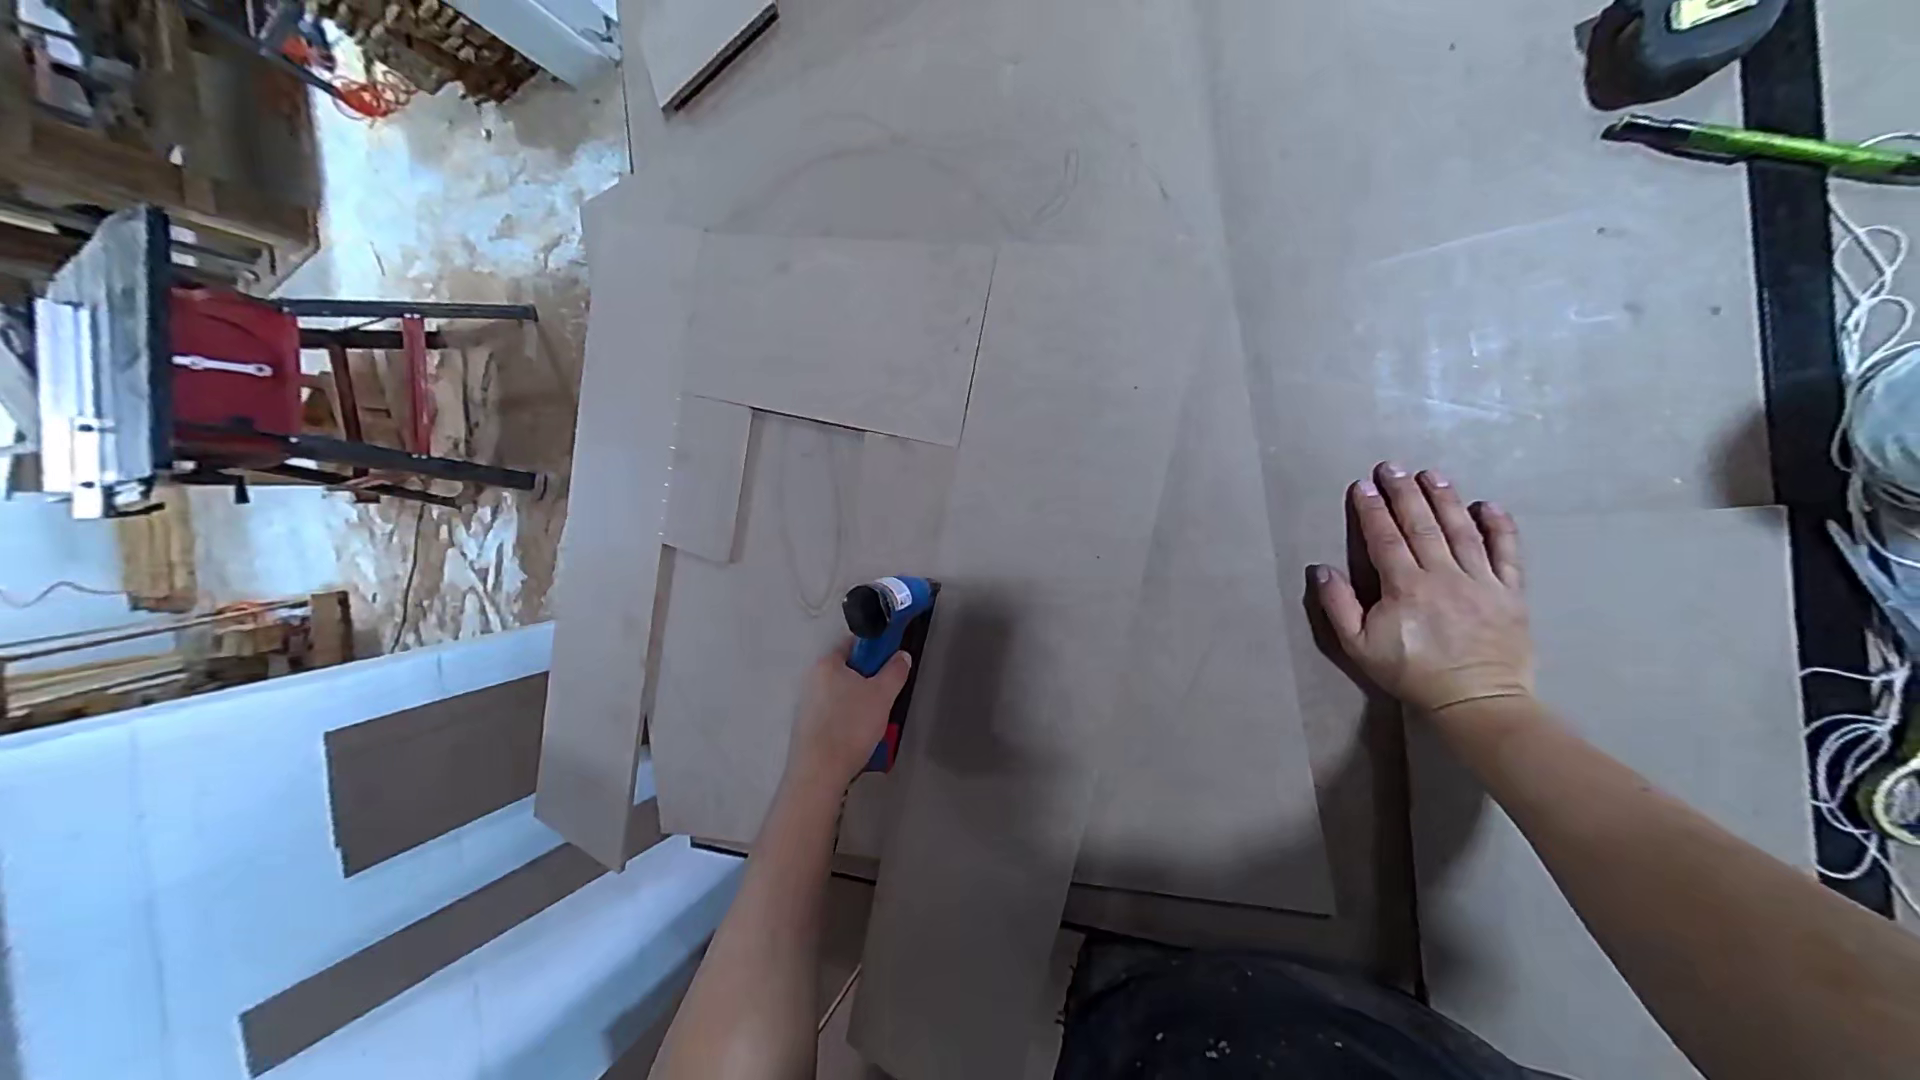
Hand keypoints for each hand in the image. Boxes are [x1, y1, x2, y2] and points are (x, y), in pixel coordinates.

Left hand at [785, 639, 912, 792]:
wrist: (822, 771)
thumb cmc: (849, 727)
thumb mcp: (883, 694)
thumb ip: (895, 670)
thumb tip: (902, 657)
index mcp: (827, 663)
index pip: (855, 643)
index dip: (877, 650)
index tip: (891, 660)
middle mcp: (813, 679)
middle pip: (850, 670)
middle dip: (870, 681)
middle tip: (885, 695)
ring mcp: (808, 704)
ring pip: (844, 694)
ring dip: (861, 703)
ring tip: (874, 720)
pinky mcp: (809, 726)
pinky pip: (836, 714)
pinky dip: (850, 720)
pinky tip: (860, 735)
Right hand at [1311, 462, 1533, 713]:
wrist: (1476, 700)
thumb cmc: (1410, 672)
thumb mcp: (1357, 646)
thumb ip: (1338, 606)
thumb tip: (1322, 569)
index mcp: (1405, 586)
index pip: (1385, 538)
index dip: (1372, 511)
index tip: (1363, 486)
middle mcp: (1443, 575)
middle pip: (1421, 525)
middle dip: (1404, 494)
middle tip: (1393, 468)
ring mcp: (1481, 581)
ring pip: (1461, 531)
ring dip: (1445, 500)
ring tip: (1432, 474)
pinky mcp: (1510, 592)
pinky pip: (1506, 553)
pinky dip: (1499, 527)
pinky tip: (1488, 506)